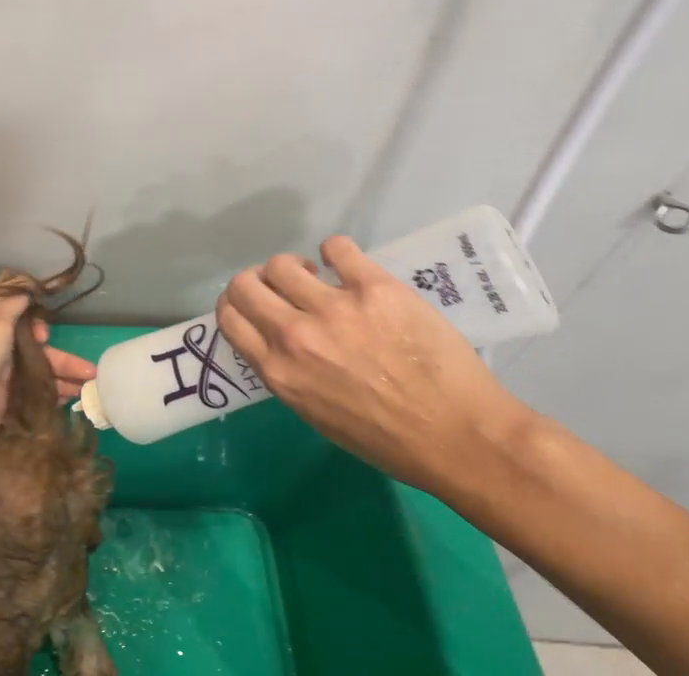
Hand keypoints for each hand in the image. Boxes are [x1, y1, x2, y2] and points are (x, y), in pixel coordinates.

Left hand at [0, 294, 98, 454]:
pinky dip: (55, 399)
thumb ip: (11, 307)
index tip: (45, 335)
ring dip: (65, 382)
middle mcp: (3, 355)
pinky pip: (38, 399)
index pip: (26, 327)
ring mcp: (7, 382)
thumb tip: (24, 292)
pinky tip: (72, 404)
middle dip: (66, 362)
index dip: (41, 330)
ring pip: (43, 378)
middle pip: (41, 355)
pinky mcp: (10, 406)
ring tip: (90, 392)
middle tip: (92, 374)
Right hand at [215, 235, 533, 493]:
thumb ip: (287, 371)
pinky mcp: (373, 288)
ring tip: (317, 278)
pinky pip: (336, 248)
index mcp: (279, 371)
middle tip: (282, 289)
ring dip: (293, 267)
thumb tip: (277, 339)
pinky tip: (345, 264)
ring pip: (281, 263)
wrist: (460, 436)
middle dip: (256, 282)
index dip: (234, 304)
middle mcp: (295, 335)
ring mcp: (334, 308)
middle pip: (244, 284)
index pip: (229, 317)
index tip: (252, 304)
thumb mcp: (315, 414)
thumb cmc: (387, 440)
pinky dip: (334, 251)